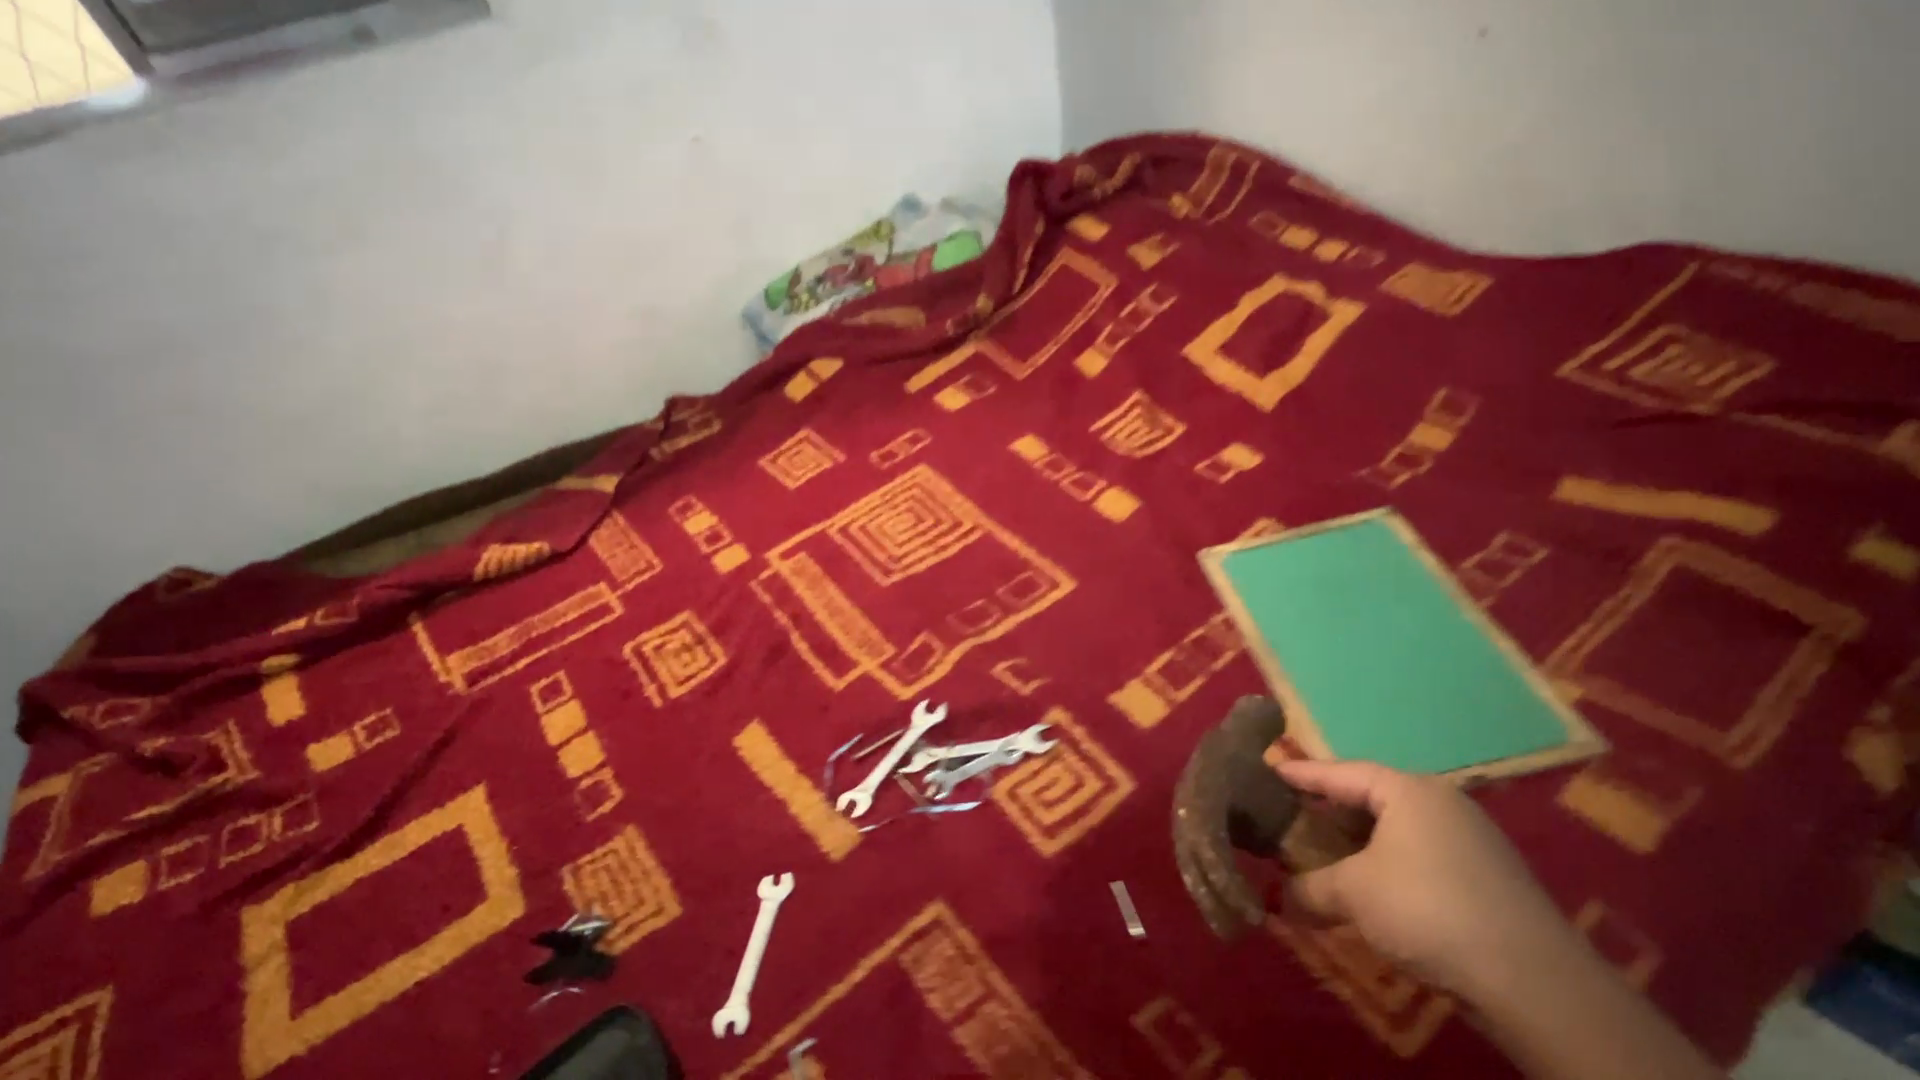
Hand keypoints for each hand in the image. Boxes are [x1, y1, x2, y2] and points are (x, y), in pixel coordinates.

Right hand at [1274, 759, 1576, 998]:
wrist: (1528, 977)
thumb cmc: (1427, 909)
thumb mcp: (1352, 893)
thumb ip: (1309, 887)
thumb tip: (1281, 897)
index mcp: (1409, 790)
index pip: (1342, 771)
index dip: (1301, 774)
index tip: (1266, 773)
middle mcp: (1442, 803)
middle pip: (1370, 799)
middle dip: (1327, 812)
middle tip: (1288, 821)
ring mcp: (1470, 840)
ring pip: (1396, 832)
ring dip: (1356, 847)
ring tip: (1322, 860)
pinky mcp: (1484, 878)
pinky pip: (1418, 858)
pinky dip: (1386, 868)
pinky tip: (1369, 894)